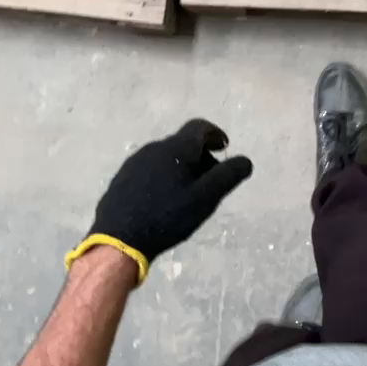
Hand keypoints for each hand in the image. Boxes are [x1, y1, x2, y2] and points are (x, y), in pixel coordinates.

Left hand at [68, 119, 253, 282]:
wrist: (120, 238)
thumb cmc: (168, 216)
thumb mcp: (205, 198)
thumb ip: (228, 176)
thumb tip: (246, 160)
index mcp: (176, 148)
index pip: (200, 127)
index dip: (215, 134)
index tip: (224, 147)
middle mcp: (155, 147)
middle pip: (183, 142)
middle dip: (201, 155)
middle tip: (210, 179)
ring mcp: (135, 161)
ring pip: (166, 156)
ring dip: (181, 167)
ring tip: (188, 193)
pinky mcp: (123, 177)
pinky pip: (151, 169)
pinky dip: (164, 176)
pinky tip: (164, 200)